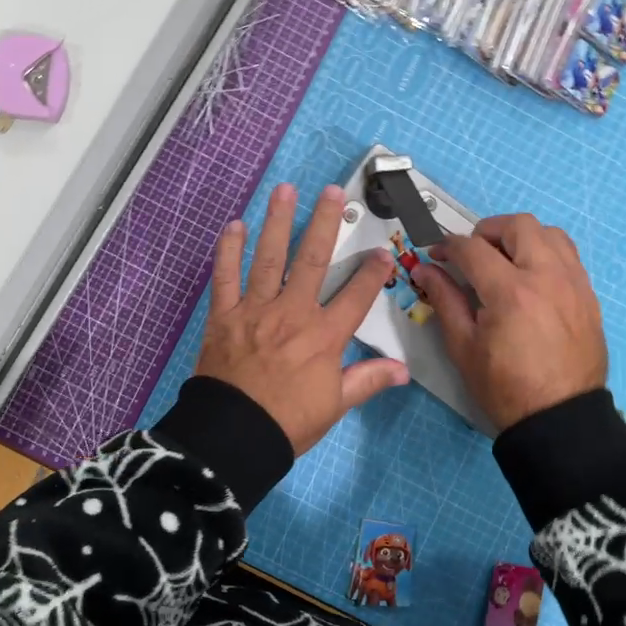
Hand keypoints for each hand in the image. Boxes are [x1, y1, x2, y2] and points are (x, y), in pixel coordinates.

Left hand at [196, 183, 409, 453]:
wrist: (234, 435)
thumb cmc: (288, 422)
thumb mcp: (334, 406)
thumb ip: (366, 380)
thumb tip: (402, 370)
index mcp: (323, 336)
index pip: (356, 296)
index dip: (372, 272)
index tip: (382, 251)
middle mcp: (292, 313)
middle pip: (313, 260)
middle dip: (325, 223)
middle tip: (333, 191)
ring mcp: (255, 309)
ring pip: (269, 257)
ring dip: (278, 221)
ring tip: (285, 190)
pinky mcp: (224, 314)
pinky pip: (225, 276)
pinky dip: (228, 250)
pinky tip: (234, 225)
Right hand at [412, 214, 606, 433]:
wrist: (559, 418)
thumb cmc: (503, 386)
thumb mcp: (463, 346)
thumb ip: (444, 299)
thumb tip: (425, 270)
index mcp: (509, 291)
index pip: (472, 248)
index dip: (447, 246)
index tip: (436, 256)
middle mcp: (546, 277)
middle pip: (518, 225)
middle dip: (487, 231)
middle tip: (472, 253)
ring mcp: (573, 284)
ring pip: (550, 233)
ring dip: (521, 238)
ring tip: (505, 260)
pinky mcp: (588, 296)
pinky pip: (568, 256)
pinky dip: (545, 254)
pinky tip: (530, 278)